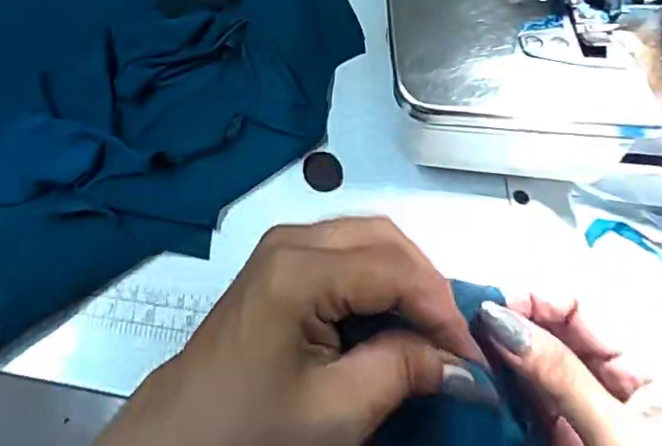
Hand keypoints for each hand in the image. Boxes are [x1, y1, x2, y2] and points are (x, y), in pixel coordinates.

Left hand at [96, 217, 483, 445]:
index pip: (391, 266)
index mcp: (299, 267)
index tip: (474, 361)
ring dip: (404, 277)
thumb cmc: (254, 422)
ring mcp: (282, 245)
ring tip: (430, 333)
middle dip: (426, 283)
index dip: (441, 309)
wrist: (186, 425)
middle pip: (380, 236)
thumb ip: (401, 371)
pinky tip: (391, 318)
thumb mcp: (336, 410)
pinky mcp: (280, 261)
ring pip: (364, 237)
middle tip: (455, 343)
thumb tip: (461, 363)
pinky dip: (377, 277)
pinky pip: (343, 251)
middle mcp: (290, 239)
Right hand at [474, 296, 639, 445]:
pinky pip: (552, 403)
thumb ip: (556, 373)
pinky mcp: (594, 439)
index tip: (480, 312)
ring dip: (511, 366)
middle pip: (559, 330)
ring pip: (549, 366)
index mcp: (655, 356)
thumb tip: (491, 314)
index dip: (527, 297)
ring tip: (473, 367)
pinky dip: (523, 400)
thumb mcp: (620, 440)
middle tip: (465, 339)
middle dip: (512, 330)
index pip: (577, 300)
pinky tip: (494, 398)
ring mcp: (615, 410)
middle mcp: (633, 373)